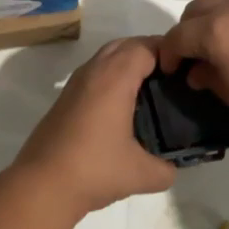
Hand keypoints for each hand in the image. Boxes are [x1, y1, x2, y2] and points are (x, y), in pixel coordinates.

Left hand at [11, 37, 175, 214]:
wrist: (42, 183)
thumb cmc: (94, 169)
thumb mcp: (140, 174)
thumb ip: (165, 169)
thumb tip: (172, 168)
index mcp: (115, 77)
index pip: (146, 47)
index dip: (168, 52)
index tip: (186, 70)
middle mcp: (94, 70)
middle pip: (126, 44)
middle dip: (149, 52)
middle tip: (172, 75)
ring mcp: (76, 82)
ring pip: (107, 56)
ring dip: (128, 62)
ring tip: (150, 88)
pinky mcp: (66, 97)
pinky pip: (95, 72)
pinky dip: (112, 75)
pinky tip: (122, 105)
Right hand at [158, 0, 228, 143]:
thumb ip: (208, 77)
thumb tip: (196, 70)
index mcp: (216, 31)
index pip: (178, 36)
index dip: (168, 54)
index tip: (169, 70)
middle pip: (194, 11)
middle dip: (186, 32)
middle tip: (190, 58)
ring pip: (217, 2)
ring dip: (207, 20)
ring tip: (213, 46)